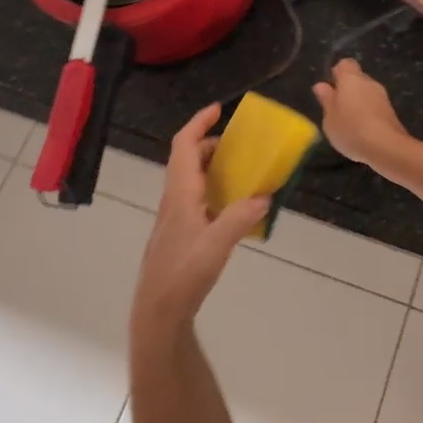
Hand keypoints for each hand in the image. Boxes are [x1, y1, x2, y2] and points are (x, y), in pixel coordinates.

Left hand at [132, 104, 269, 331]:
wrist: (158, 312)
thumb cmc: (183, 274)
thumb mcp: (216, 246)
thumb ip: (240, 218)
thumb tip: (264, 196)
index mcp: (180, 194)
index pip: (183, 146)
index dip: (198, 123)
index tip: (219, 110)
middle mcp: (174, 200)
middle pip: (187, 160)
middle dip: (210, 144)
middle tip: (239, 144)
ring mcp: (175, 219)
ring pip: (191, 180)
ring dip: (212, 168)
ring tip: (241, 171)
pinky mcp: (180, 235)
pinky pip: (197, 200)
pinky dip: (214, 191)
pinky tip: (233, 209)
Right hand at [313, 59, 411, 167]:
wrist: (386, 147)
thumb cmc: (351, 130)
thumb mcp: (330, 118)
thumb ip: (326, 100)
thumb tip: (321, 85)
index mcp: (351, 79)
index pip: (345, 64)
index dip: (336, 73)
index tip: (330, 89)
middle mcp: (369, 82)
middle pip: (356, 78)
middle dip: (347, 90)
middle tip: (336, 110)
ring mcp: (382, 96)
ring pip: (366, 93)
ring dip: (357, 103)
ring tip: (348, 124)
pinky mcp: (390, 111)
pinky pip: (374, 106)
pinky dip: (367, 113)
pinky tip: (362, 131)